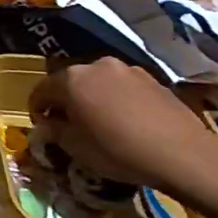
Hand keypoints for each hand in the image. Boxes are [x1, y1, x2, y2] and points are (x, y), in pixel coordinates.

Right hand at [29, 57, 217, 192]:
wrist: (181, 153)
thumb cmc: (118, 151)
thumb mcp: (77, 149)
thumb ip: (54, 132)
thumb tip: (47, 125)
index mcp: (71, 79)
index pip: (41, 90)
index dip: (37, 109)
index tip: (42, 128)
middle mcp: (96, 65)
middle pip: (70, 81)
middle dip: (66, 101)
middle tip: (70, 126)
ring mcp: (126, 68)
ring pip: (98, 82)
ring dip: (92, 98)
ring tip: (100, 123)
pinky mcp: (150, 77)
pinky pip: (122, 86)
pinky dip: (116, 99)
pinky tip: (126, 121)